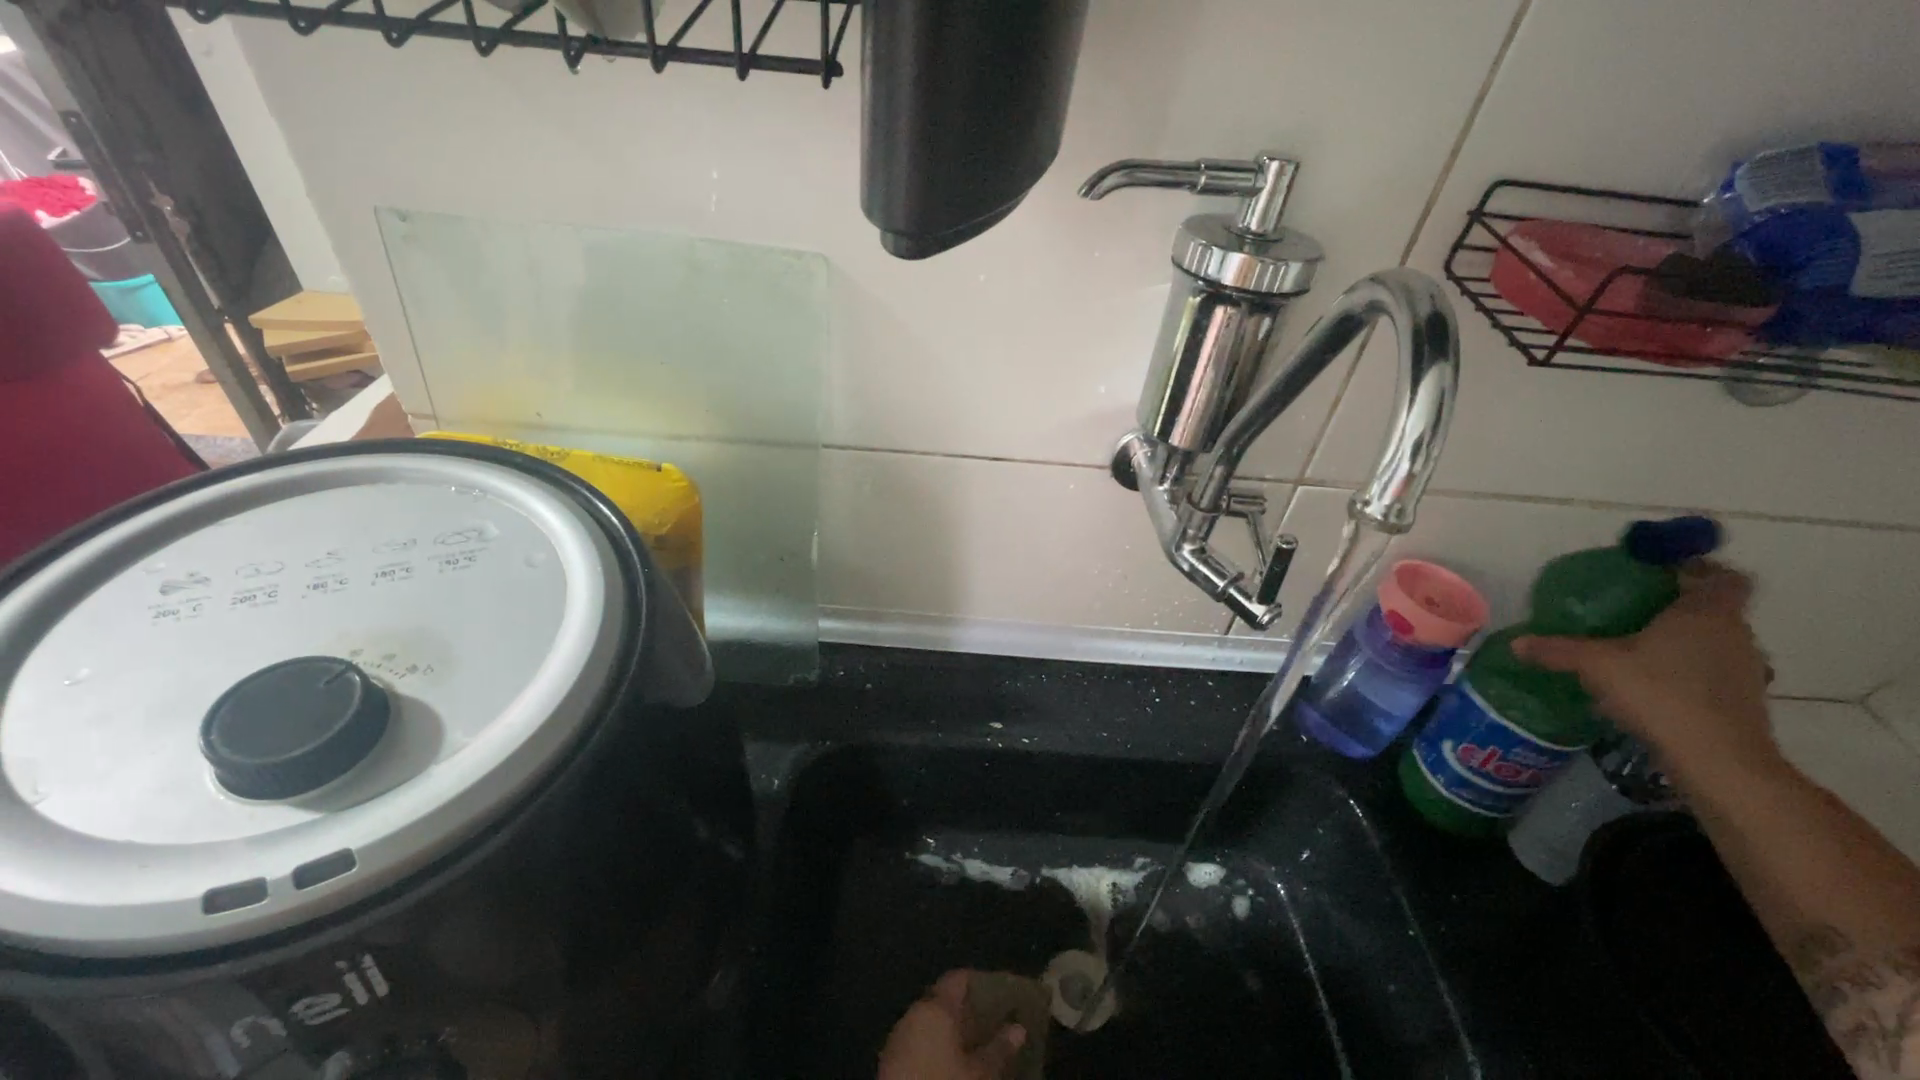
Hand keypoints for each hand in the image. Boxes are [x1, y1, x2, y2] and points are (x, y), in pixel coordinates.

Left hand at [878, 970, 1026, 1079]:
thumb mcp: (979, 1073)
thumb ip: (999, 1048)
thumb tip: (1019, 1028)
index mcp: (935, 1009)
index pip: (957, 979)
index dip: (977, 981)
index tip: (997, 990)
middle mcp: (913, 1014)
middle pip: (941, 999)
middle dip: (965, 1009)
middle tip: (990, 1020)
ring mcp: (898, 1036)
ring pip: (928, 1021)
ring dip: (949, 1028)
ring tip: (974, 1043)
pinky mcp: (889, 1059)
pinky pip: (917, 1040)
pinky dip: (934, 1043)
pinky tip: (950, 1061)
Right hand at [1512, 560, 1779, 785]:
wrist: (1718, 759)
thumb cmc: (1661, 693)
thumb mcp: (1597, 666)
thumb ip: (1558, 650)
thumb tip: (1516, 642)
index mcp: (1707, 612)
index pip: (1724, 576)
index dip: (1699, 570)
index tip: (1663, 577)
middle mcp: (1735, 634)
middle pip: (1715, 609)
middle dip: (1678, 609)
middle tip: (1634, 613)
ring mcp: (1746, 670)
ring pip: (1715, 643)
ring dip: (1685, 643)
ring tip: (1639, 653)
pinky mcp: (1744, 701)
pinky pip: (1714, 673)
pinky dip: (1689, 674)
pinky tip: (1653, 688)